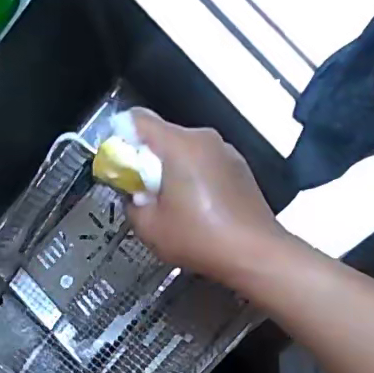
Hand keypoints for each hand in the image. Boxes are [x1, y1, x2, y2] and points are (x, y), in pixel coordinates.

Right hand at [122, 109, 294, 285]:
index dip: (120, 140)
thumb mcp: (149, 228)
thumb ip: (131, 203)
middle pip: (162, 136)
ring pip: (184, 151)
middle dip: (147, 161)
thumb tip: (133, 194)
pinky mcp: (239, 167)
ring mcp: (225, 151)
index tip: (119, 167)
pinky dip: (193, 179)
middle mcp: (204, 138)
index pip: (137, 120)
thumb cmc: (199, 238)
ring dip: (171, 172)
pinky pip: (204, 164)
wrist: (254, 252)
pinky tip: (196, 211)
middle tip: (143, 196)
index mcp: (178, 145)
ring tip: (172, 208)